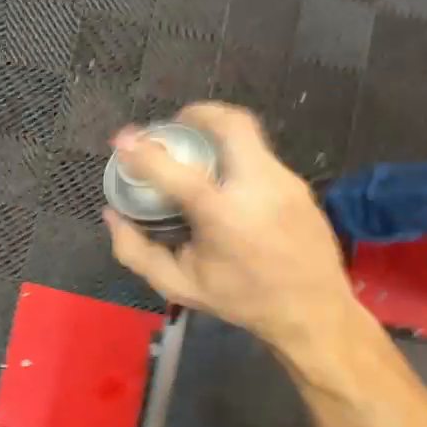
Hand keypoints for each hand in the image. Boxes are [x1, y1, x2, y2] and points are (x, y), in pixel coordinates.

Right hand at [103, 102, 359, 349]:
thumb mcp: (177, 284)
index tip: (122, 140)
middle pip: (232, 126)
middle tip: (176, 123)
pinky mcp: (299, 187)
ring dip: (218, 134)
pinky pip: (261, 158)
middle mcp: (258, 188)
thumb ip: (136, 250)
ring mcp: (285, 183)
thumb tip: (113, 216)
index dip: (142, 151)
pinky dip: (235, 157)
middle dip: (199, 114)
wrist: (314, 311)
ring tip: (196, 149)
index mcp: (223, 216)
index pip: (174, 171)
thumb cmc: (240, 299)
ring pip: (249, 138)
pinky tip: (223, 179)